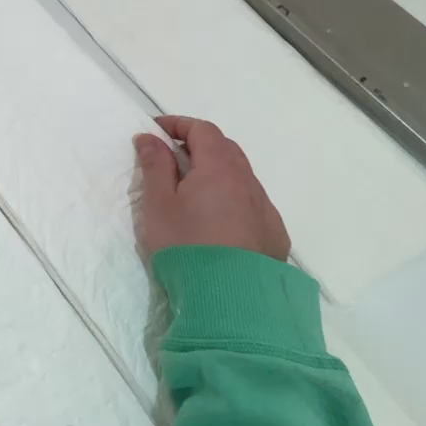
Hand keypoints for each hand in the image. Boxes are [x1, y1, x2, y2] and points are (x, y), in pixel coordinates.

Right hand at [134, 115, 290, 261]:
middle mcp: (250, 185)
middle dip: (197, 145)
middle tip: (169, 157)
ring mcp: (267, 212)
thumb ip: (154, 165)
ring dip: (215, 171)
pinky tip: (216, 218)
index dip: (178, 125)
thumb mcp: (158, 201)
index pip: (204, 130)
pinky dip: (231, 195)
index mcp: (221, 170)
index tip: (154, 133)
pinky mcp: (275, 236)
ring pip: (241, 176)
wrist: (234, 301)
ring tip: (190, 190)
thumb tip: (150, 137)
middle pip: (226, 149)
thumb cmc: (186, 243)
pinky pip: (252, 202)